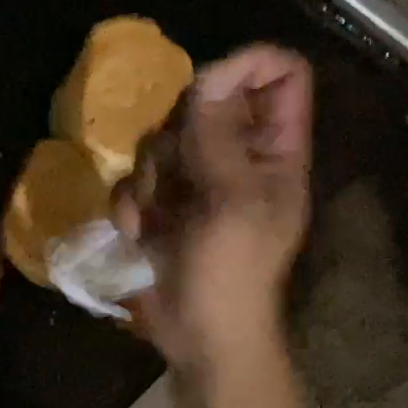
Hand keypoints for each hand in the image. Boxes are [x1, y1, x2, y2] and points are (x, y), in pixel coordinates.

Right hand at [118, 44, 312, 375]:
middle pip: (202, 107)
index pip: (278, 78)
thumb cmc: (233, 274)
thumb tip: (206, 80)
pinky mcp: (160, 217)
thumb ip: (218, 138)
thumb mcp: (233, 202)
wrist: (203, 338)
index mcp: (275, 152)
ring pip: (159, 149)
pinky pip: (134, 189)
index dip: (244, 70)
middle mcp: (235, 161)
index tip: (203, 91)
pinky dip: (130, 211)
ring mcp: (193, 190)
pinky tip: (139, 236)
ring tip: (156, 219)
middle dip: (176, 138)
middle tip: (177, 172)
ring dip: (148, 182)